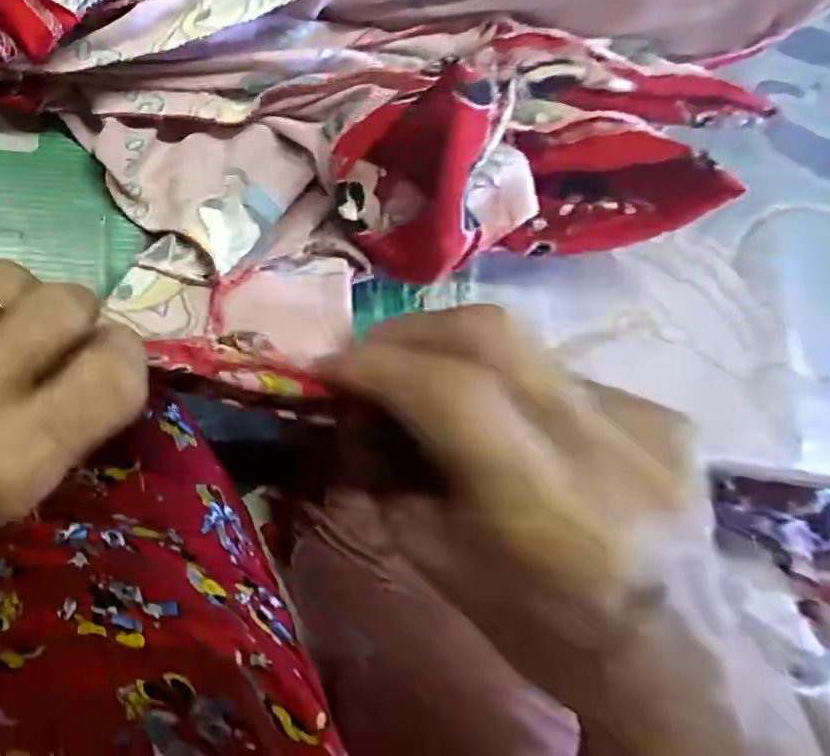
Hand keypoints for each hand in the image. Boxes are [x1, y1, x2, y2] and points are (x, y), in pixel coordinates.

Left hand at [0, 258, 147, 621]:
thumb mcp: (20, 494)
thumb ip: (69, 422)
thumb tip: (108, 349)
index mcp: (16, 458)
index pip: (111, 377)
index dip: (125, 355)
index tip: (111, 354)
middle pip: (64, 304)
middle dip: (80, 313)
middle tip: (63, 335)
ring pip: (13, 274)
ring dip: (28, 293)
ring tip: (12, 322)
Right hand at [322, 307, 722, 749]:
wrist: (673, 660)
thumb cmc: (524, 613)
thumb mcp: (419, 544)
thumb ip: (377, 462)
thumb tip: (345, 401)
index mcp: (543, 506)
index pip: (448, 388)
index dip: (370, 363)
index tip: (320, 369)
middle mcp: (603, 452)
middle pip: (485, 334)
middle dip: (400, 332)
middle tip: (362, 357)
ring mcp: (644, 428)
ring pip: (513, 339)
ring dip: (439, 347)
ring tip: (413, 378)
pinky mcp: (660, 419)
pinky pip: (545, 367)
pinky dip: (492, 376)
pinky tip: (491, 414)